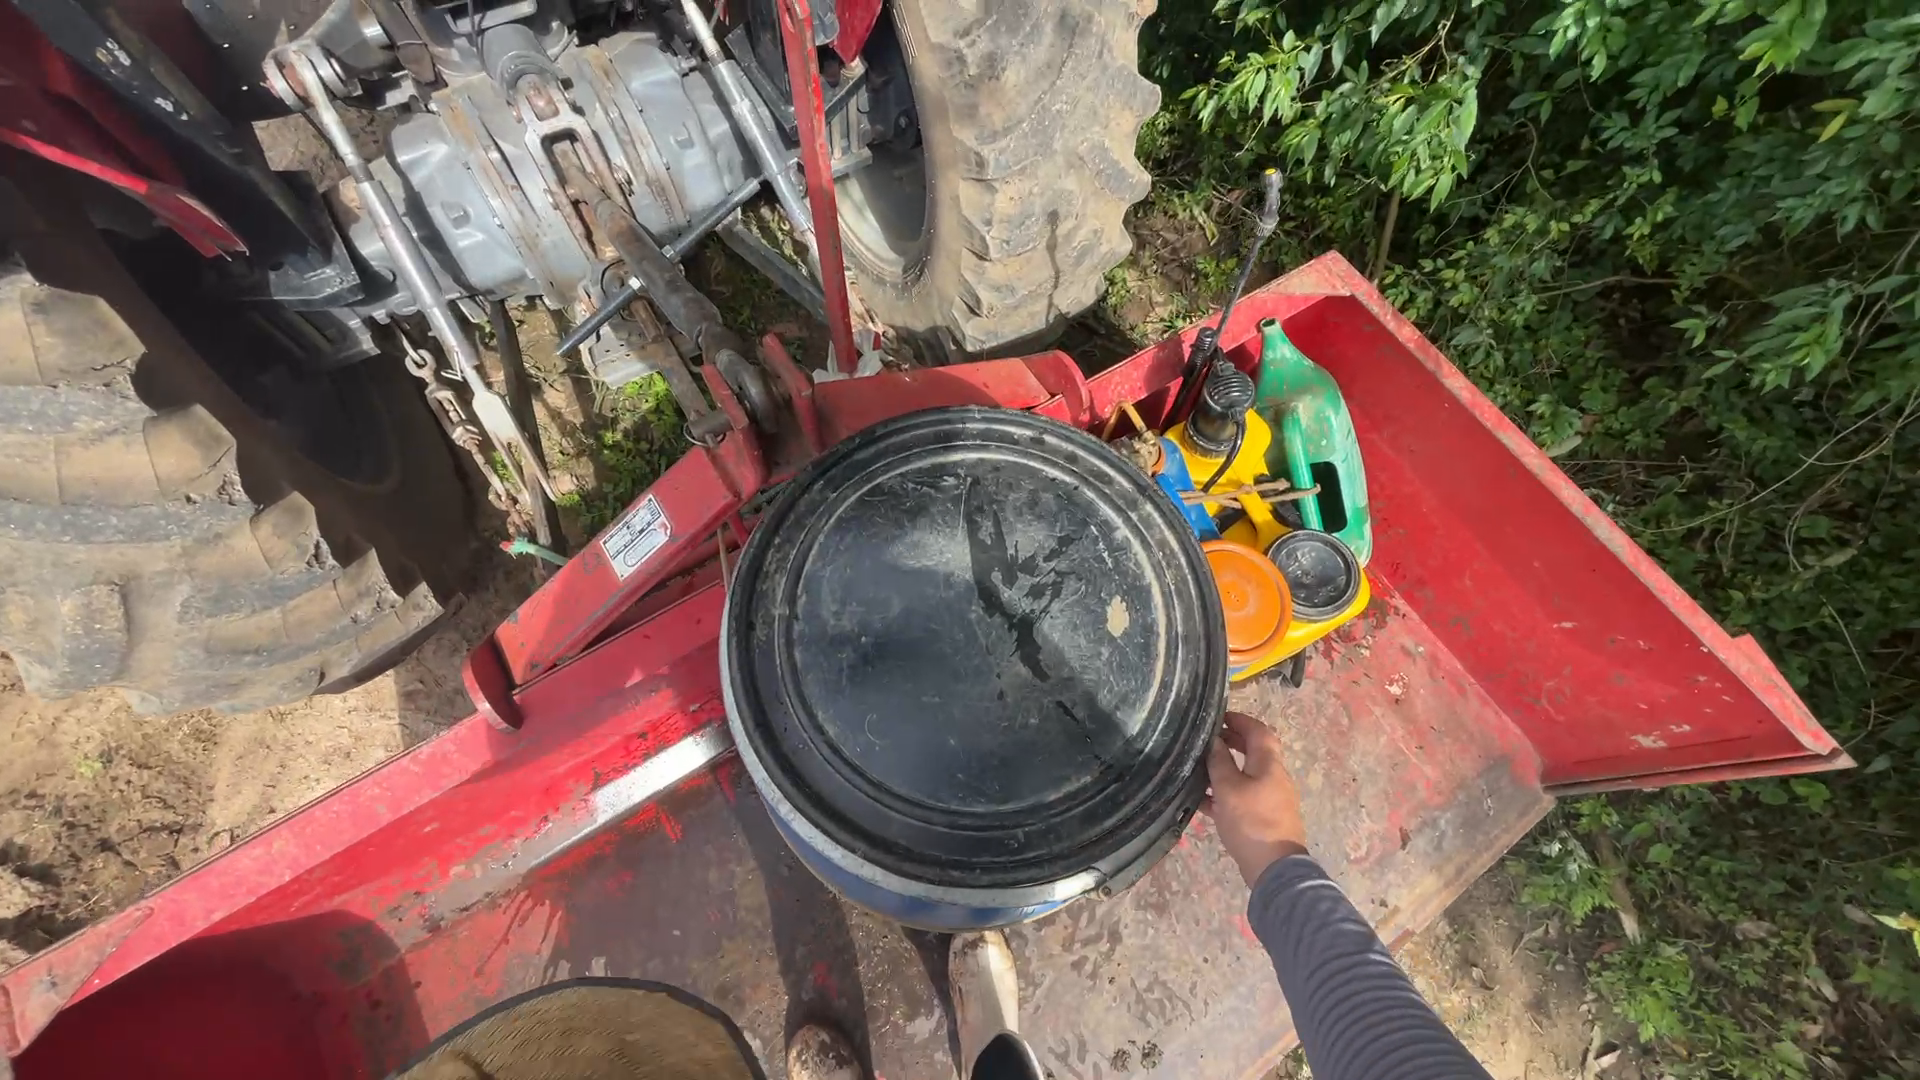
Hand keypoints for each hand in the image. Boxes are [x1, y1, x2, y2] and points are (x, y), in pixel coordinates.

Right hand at [1200, 711, 1308, 885]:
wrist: (1274, 869)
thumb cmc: (1251, 822)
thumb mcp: (1228, 788)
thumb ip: (1219, 762)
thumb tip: (1214, 740)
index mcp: (1268, 764)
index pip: (1259, 731)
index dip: (1240, 720)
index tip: (1217, 716)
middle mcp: (1273, 777)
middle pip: (1254, 751)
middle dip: (1231, 742)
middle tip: (1205, 740)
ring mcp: (1271, 798)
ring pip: (1246, 775)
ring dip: (1225, 768)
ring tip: (1198, 769)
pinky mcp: (1265, 817)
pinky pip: (1243, 796)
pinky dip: (1226, 792)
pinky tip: (1203, 800)